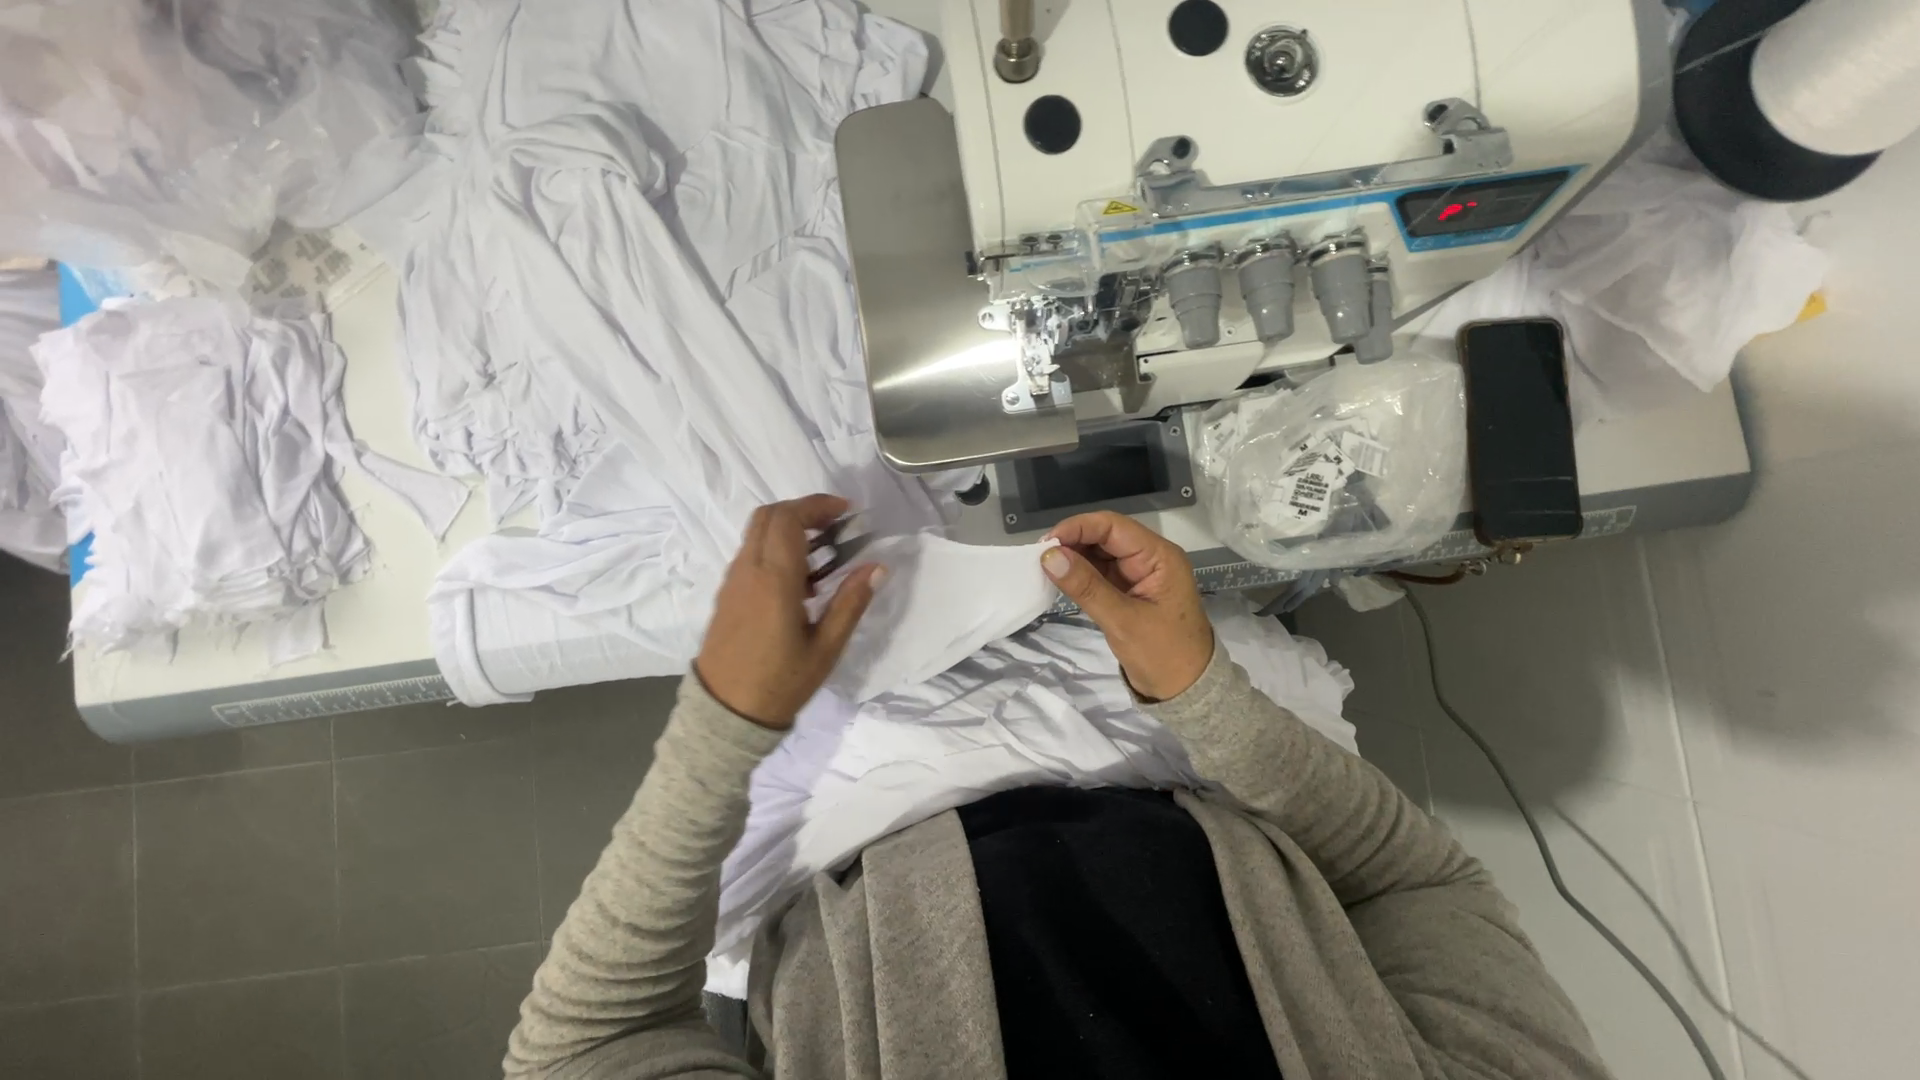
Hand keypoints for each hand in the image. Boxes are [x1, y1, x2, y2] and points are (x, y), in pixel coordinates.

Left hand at [695, 494, 884, 728]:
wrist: (725, 713)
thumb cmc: (781, 682)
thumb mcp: (826, 647)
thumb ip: (851, 602)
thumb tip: (877, 567)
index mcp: (774, 580)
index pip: (789, 519)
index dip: (817, 506)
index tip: (846, 512)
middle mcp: (748, 570)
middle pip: (769, 516)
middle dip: (804, 510)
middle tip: (836, 525)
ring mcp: (733, 581)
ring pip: (757, 533)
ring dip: (788, 528)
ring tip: (824, 553)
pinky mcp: (727, 594)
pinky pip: (750, 554)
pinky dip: (775, 548)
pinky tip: (800, 580)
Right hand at [1042, 512, 1213, 701]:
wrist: (1186, 691)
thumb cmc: (1163, 655)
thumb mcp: (1123, 621)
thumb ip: (1086, 586)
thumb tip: (1049, 555)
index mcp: (1159, 557)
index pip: (1113, 526)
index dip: (1077, 528)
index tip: (1045, 543)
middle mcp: (1149, 558)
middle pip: (1105, 536)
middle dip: (1072, 542)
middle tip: (1039, 558)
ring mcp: (1139, 575)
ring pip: (1100, 553)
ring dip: (1073, 558)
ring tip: (1044, 568)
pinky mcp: (1129, 591)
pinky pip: (1100, 573)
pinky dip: (1080, 574)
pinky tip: (1059, 579)